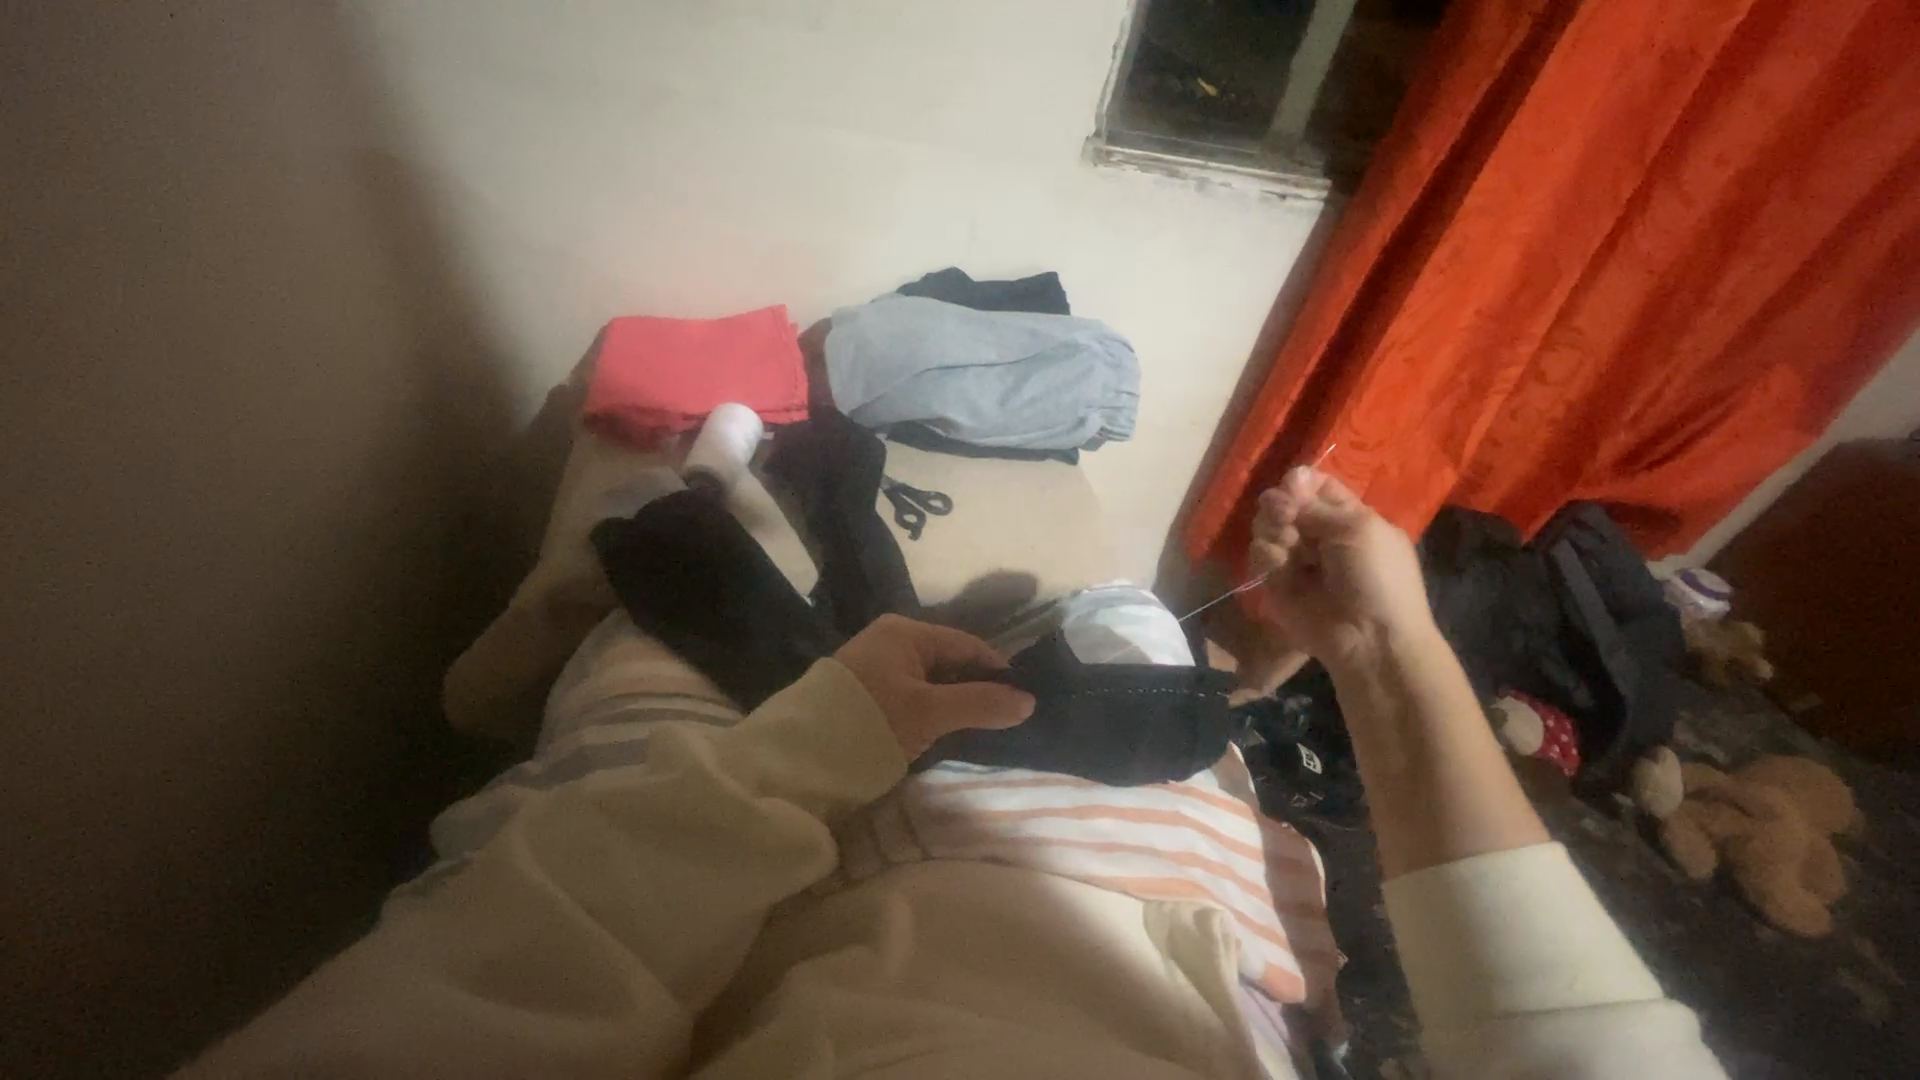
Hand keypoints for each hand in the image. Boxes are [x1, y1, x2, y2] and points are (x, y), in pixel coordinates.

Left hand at [833, 614, 1036, 757]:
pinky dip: (928, 711)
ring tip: (974, 729)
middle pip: (947, 662)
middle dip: (974, 688)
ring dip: (951, 703)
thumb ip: (980, 704)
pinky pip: (909, 694)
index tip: (1021, 700)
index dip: (997, 671)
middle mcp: (888, 640)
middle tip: (1001, 719)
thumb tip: (1029, 702)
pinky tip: (939, 732)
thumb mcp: (931, 713)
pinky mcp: (862, 692)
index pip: (966, 644)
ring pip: (928, 681)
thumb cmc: (872, 721)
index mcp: (904, 632)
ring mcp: (872, 666)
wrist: (800, 758)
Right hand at [1250, 467, 1434, 670]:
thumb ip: (1317, 504)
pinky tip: (1282, 565)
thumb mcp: (1358, 528)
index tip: (1294, 486)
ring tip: (1290, 545)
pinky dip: (1267, 554)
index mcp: (1345, 516)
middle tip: (1287, 516)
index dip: (1298, 482)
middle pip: (1281, 502)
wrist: (1368, 637)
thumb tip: (1289, 478)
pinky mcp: (1274, 581)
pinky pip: (1258, 554)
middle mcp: (1316, 534)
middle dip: (1280, 505)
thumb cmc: (1377, 576)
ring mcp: (1294, 558)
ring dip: (1274, 529)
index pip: (1312, 486)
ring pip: (1265, 526)